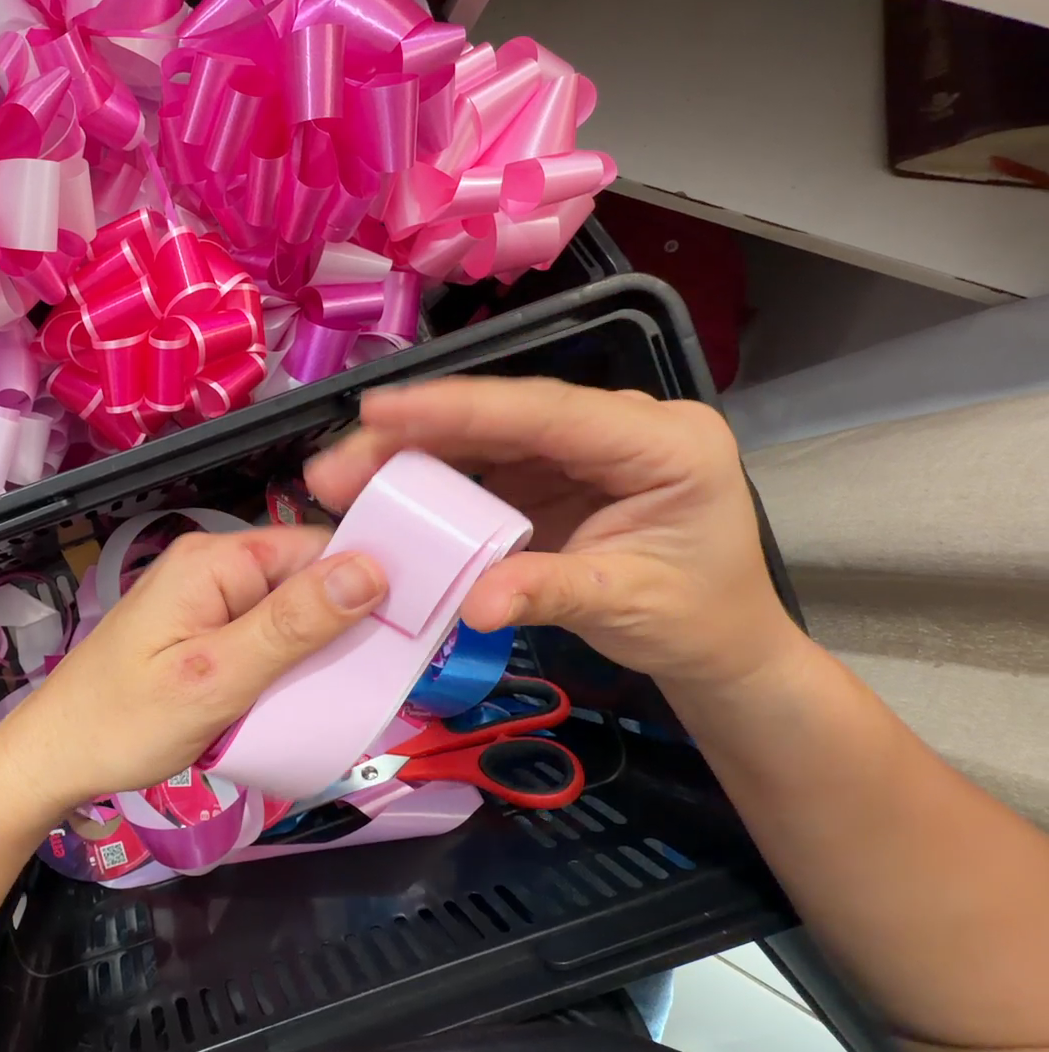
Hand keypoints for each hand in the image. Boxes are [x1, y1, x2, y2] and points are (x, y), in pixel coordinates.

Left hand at [0, 528, 386, 811]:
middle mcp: (211, 568)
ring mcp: (203, 601)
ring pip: (287, 613)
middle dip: (344, 626)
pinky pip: (261, 637)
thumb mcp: (216, 678)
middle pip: (304, 580)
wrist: (55, 755)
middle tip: (381, 680)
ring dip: (316, 652)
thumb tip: (372, 569)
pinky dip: (285, 665)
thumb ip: (292, 626)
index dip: (367, 584)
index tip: (410, 635)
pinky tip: (300, 699)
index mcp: (214, 561)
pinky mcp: (199, 633)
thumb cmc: (125, 721)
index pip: (316, 549)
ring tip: (345, 697)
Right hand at [306, 376, 801, 691]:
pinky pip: (476, 464)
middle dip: (410, 435)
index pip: (546, 412)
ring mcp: (575, 448)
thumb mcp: (628, 605)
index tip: (380, 410)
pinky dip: (426, 477)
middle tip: (335, 465)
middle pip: (499, 417)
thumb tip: (472, 605)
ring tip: (340, 478)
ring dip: (406, 454)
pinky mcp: (545, 472)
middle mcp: (616, 428)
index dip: (459, 407)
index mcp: (661, 443)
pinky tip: (380, 489)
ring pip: (478, 436)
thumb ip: (551, 592)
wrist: (717, 643)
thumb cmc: (694, 618)